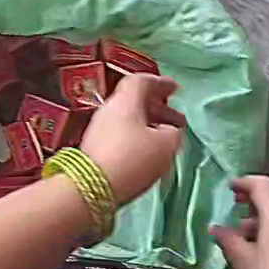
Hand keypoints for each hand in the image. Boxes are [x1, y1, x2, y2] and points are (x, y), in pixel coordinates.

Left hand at [79, 74, 185, 202]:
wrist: (91, 187)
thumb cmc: (132, 158)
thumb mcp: (166, 145)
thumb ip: (174, 133)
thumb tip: (170, 131)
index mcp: (126, 101)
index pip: (142, 81)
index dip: (161, 83)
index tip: (175, 89)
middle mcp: (110, 110)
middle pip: (135, 101)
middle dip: (159, 108)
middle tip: (177, 119)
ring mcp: (99, 129)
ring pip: (129, 119)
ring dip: (150, 125)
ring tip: (168, 138)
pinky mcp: (95, 148)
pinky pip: (121, 134)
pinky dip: (138, 137)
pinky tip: (149, 151)